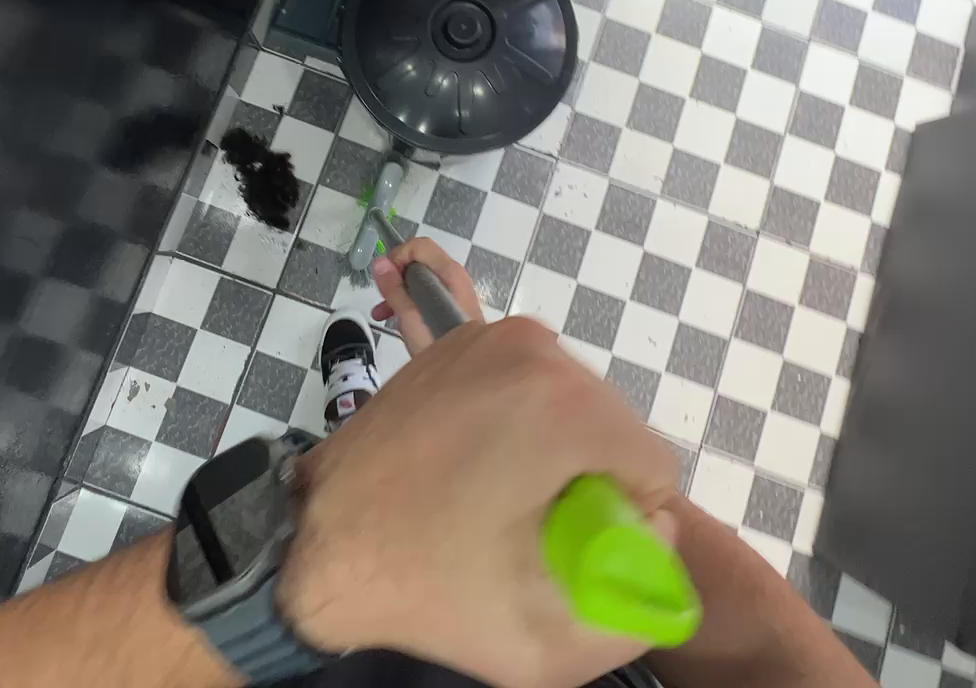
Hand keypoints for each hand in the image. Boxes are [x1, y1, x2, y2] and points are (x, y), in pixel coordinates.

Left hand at [278, 316, 681, 687]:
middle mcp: (533, 349)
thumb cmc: (432, 584)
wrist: (321, 536)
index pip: (652, 463)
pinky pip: (525, 381)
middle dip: (592, 474)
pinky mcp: (456, 341)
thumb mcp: (548, 639)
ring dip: (556, 446)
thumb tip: (654, 538)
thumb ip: (637, 603)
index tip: (577, 539)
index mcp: (564, 406)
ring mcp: (489, 336)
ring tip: (500, 490)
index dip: (629, 514)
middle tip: (534, 518)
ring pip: (570, 400)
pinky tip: (480, 459)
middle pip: (611, 424)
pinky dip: (520, 418)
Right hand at [369, 237, 483, 353]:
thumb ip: (394, 289)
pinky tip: (394, 320)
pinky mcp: (450, 306)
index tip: (384, 278)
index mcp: (449, 273)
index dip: (397, 256)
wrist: (468, 373)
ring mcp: (453, 291)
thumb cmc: (439, 344)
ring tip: (381, 314)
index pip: (419, 245)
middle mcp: (454, 277)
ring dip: (398, 291)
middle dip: (395, 276)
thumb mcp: (410, 317)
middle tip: (382, 296)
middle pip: (418, 261)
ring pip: (419, 279)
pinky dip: (409, 301)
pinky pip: (425, 293)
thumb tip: (380, 263)